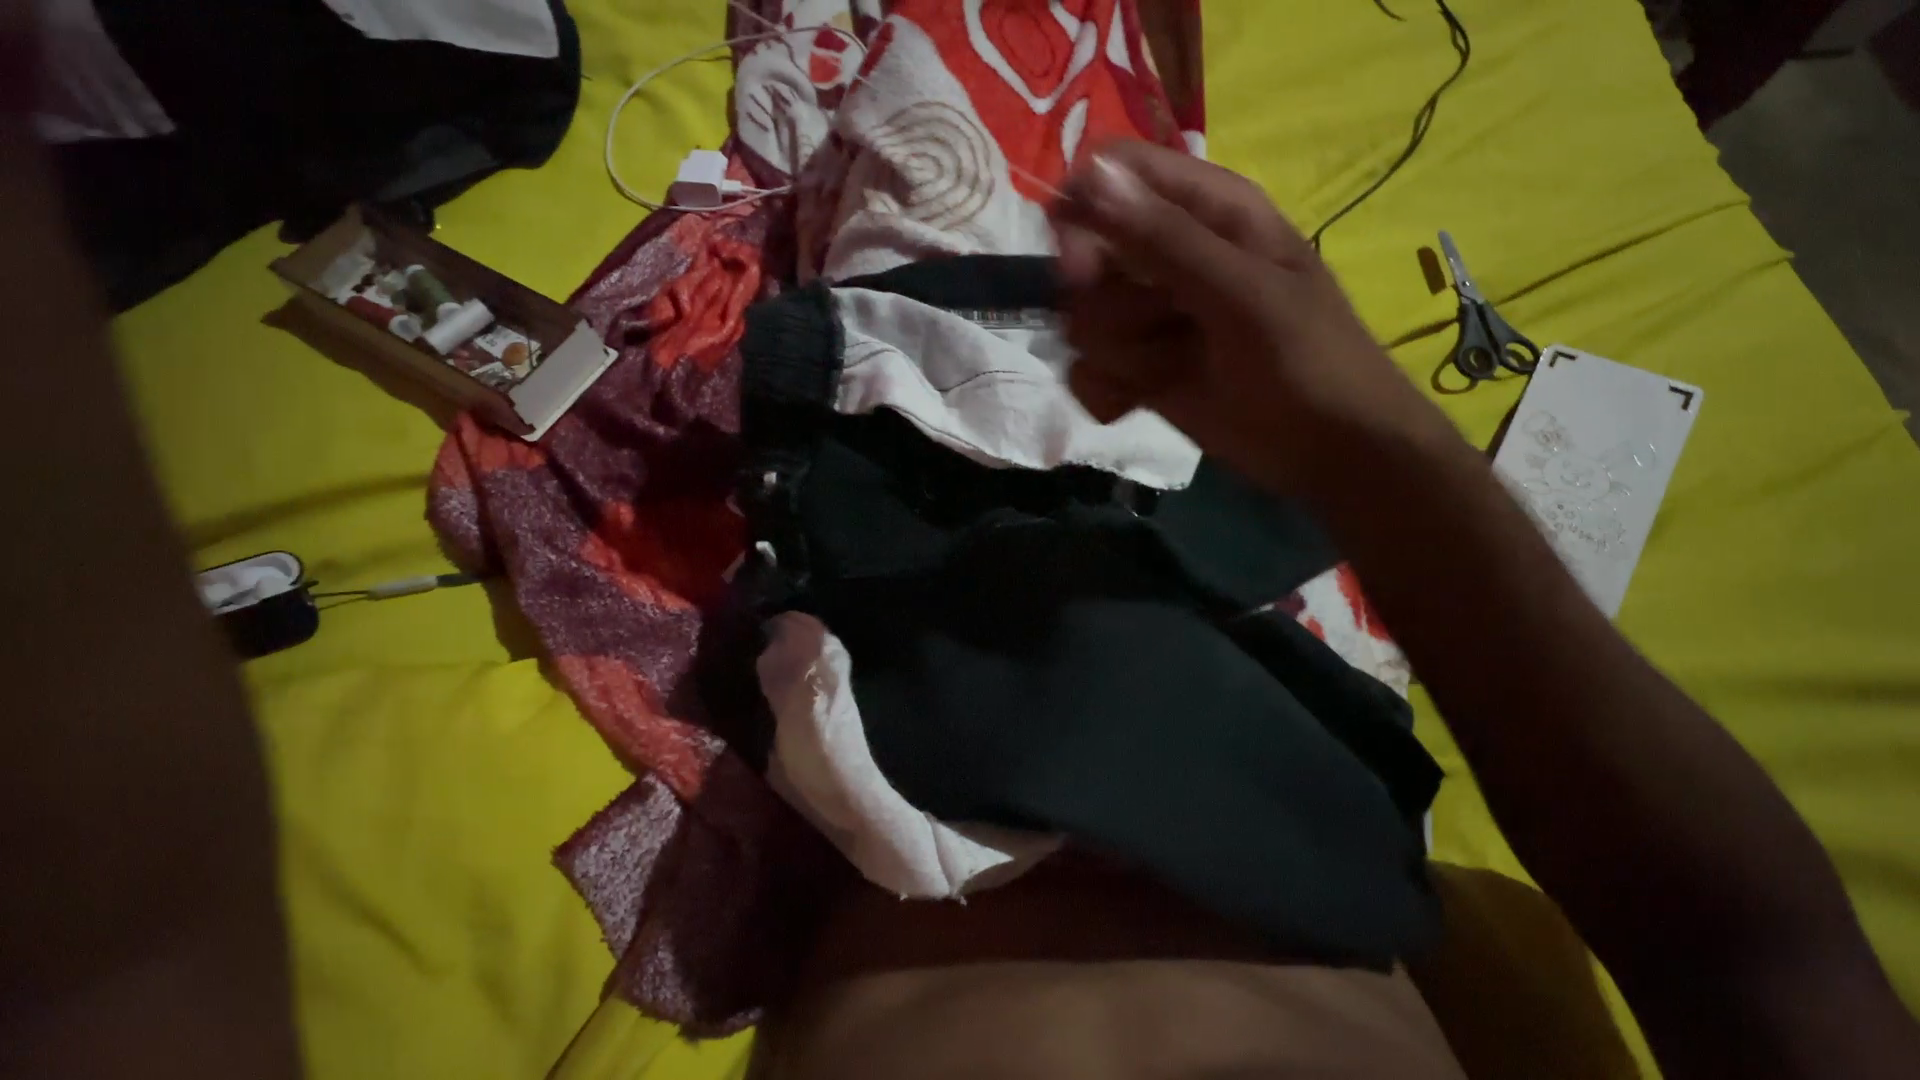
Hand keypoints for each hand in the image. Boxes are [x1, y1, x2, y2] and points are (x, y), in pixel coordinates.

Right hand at [1050, 140, 1448, 494]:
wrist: (1330, 452)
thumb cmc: (1308, 361)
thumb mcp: (1244, 294)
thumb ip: (1166, 239)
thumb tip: (1092, 174)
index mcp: (1207, 211)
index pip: (1114, 173)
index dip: (1083, 213)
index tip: (1083, 267)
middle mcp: (1169, 254)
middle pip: (1084, 253)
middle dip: (1104, 300)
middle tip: (1144, 326)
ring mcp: (1151, 315)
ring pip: (1083, 318)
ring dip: (1118, 353)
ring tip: (1168, 371)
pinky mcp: (1139, 368)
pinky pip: (1087, 368)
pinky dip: (1106, 390)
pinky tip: (1135, 404)